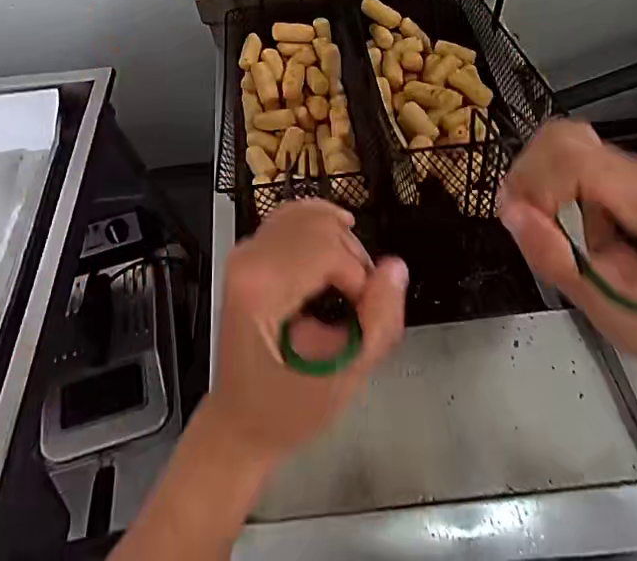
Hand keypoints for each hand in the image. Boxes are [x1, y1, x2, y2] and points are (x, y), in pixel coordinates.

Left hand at [201, 198, 408, 464]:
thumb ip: (378, 321)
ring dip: (341, 240)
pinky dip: (322, 222)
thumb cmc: (287, 409)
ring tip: (350, 280)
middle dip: (353, 258)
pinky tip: (339, 238)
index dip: (359, 276)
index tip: (362, 314)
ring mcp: (245, 252)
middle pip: (321, 226)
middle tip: (360, 302)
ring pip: (310, 214)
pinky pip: (292, 215)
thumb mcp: (343, 378)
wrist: (240, 422)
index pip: (329, 249)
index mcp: (261, 289)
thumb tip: (395, 268)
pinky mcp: (250, 253)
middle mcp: (248, 260)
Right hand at [497, 120, 636, 382]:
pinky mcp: (614, 173)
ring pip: (560, 141)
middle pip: (564, 138)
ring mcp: (630, 170)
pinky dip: (543, 180)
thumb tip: (513, 212)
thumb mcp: (598, 300)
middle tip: (523, 216)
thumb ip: (552, 255)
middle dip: (530, 174)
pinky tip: (553, 217)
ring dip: (535, 177)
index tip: (527, 221)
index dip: (538, 187)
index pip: (576, 161)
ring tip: (538, 219)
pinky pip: (564, 155)